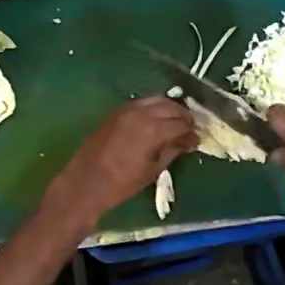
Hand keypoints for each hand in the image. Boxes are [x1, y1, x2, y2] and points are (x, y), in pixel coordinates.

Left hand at [43, 98, 196, 233]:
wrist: (86, 182)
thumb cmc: (122, 183)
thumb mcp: (153, 170)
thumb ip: (173, 151)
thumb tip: (189, 142)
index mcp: (153, 130)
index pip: (181, 124)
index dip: (192, 132)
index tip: (198, 140)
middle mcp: (142, 113)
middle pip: (171, 107)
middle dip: (184, 117)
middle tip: (191, 129)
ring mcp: (127, 110)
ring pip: (156, 100)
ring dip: (170, 109)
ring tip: (177, 122)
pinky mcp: (117, 112)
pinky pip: (142, 103)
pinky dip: (154, 107)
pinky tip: (157, 119)